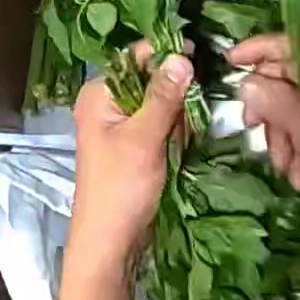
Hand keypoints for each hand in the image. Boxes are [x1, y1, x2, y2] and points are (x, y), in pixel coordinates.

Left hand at [70, 51, 192, 262]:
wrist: (109, 246)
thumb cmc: (120, 188)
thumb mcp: (144, 138)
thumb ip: (163, 96)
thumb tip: (181, 56)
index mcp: (100, 92)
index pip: (135, 58)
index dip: (165, 54)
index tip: (199, 53)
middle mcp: (107, 102)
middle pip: (151, 80)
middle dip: (175, 95)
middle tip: (187, 117)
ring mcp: (119, 125)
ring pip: (160, 104)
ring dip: (177, 118)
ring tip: (180, 141)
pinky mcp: (133, 145)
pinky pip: (159, 126)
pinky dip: (174, 134)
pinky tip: (179, 150)